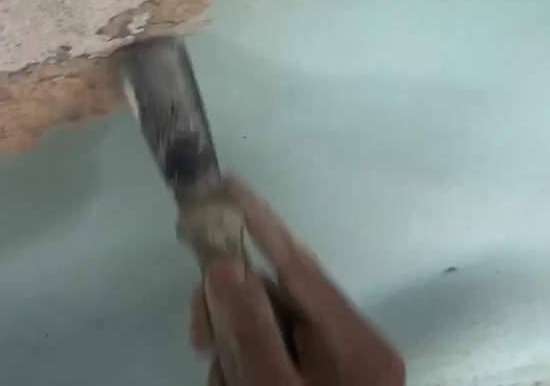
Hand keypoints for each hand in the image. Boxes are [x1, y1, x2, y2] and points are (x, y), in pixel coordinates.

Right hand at [190, 181, 405, 385]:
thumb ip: (248, 327)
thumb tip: (223, 261)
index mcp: (354, 340)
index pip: (295, 262)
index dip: (256, 220)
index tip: (222, 183)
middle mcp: (352, 344)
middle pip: (277, 292)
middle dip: (230, 303)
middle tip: (195, 334)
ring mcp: (340, 367)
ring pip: (270, 323)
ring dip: (233, 340)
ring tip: (218, 379)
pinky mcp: (323, 384)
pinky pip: (274, 351)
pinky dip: (245, 362)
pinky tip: (231, 384)